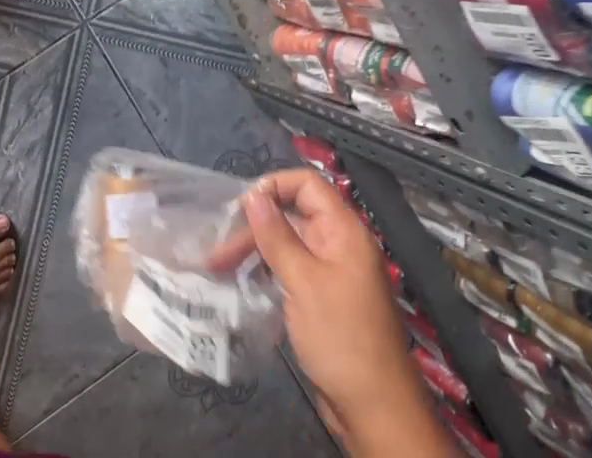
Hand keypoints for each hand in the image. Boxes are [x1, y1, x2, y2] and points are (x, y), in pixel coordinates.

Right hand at [213, 170, 449, 457]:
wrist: (374, 407)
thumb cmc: (341, 337)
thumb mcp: (302, 281)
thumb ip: (276, 235)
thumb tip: (253, 194)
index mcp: (344, 232)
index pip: (307, 185)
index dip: (273, 186)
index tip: (240, 207)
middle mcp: (338, 245)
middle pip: (292, 215)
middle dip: (254, 227)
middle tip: (218, 251)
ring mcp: (331, 273)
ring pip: (287, 245)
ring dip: (254, 251)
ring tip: (219, 269)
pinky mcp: (322, 298)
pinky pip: (290, 271)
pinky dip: (265, 272)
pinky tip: (241, 284)